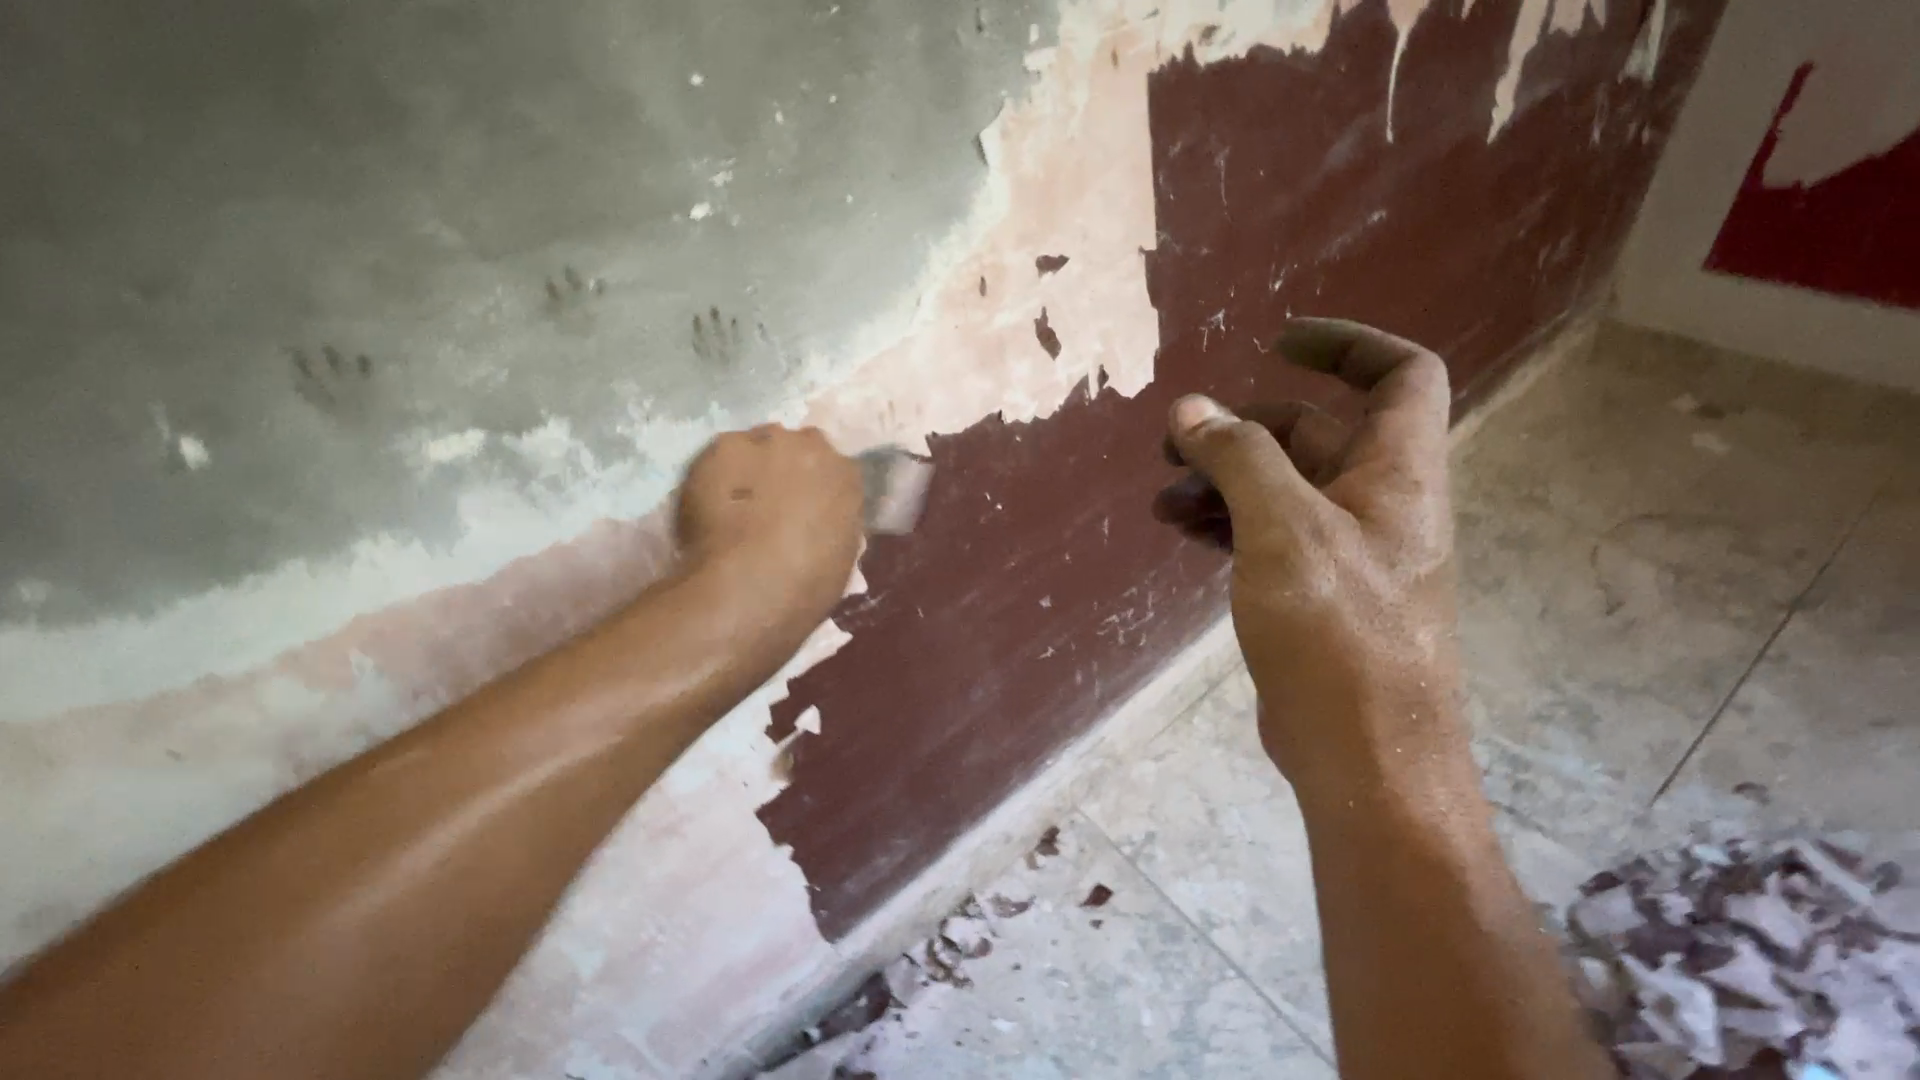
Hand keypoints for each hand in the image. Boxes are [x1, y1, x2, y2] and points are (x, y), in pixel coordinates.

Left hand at [675, 424, 865, 630]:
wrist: (751, 584)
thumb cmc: (807, 585)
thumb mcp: (840, 557)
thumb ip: (832, 525)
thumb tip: (817, 524)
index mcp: (847, 476)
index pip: (833, 470)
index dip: (814, 489)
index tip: (801, 509)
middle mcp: (811, 446)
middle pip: (795, 447)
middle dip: (783, 467)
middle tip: (767, 503)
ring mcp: (765, 442)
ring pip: (755, 447)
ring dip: (748, 467)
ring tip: (732, 505)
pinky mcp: (722, 447)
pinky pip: (719, 458)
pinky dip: (714, 477)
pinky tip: (708, 506)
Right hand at [1154, 318, 1468, 801]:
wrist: (1364, 755)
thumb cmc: (1337, 633)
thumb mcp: (1284, 531)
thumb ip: (1239, 459)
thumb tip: (1192, 407)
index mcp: (1398, 474)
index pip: (1400, 375)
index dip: (1347, 345)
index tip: (1276, 342)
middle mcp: (1380, 504)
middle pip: (1314, 434)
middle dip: (1242, 430)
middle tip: (1174, 445)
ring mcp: (1347, 553)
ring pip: (1281, 489)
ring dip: (1223, 482)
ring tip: (1163, 499)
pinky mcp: (1316, 596)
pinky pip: (1269, 535)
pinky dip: (1228, 524)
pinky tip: (1183, 533)